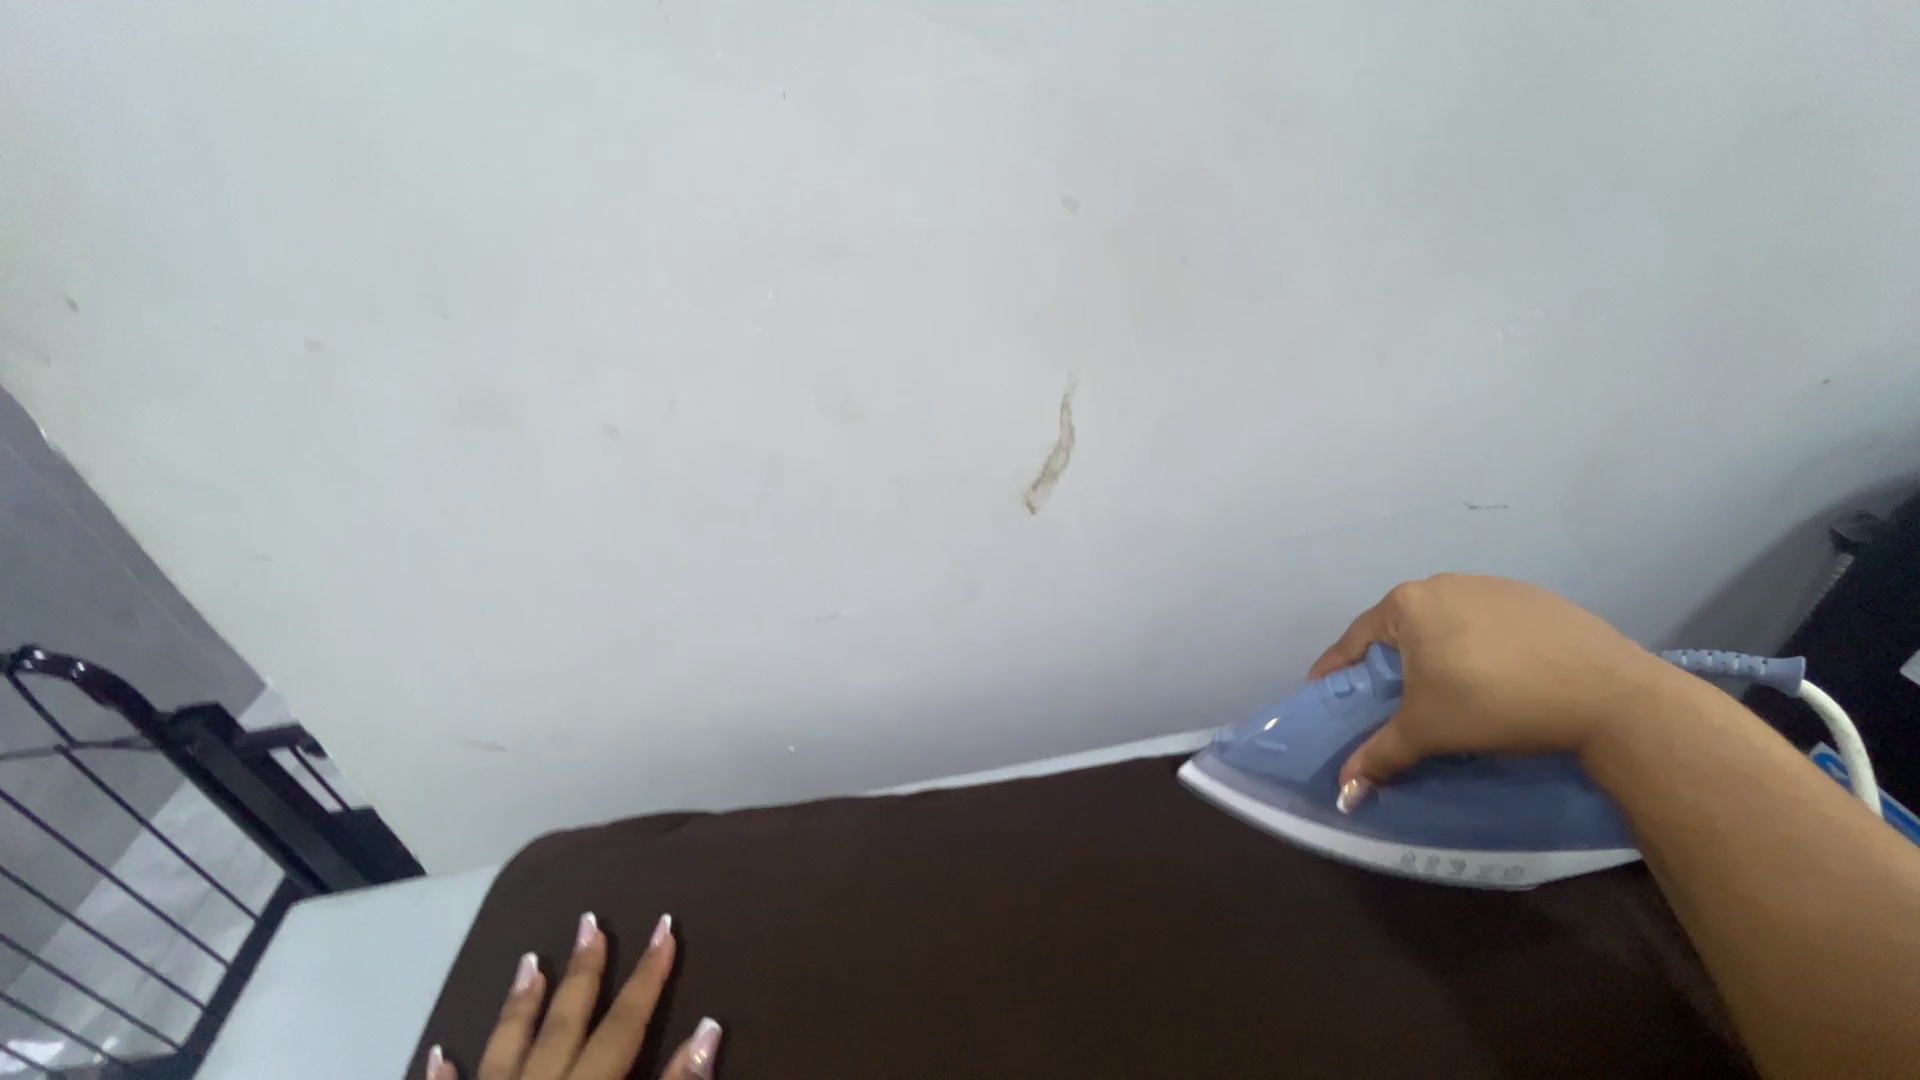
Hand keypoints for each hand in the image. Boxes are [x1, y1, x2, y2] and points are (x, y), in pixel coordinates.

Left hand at [423, 912, 720, 1079]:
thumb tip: (706, 1029)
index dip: (648, 974)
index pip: (623, 1025)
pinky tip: (439, 1052)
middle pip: (564, 1024)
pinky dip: (442, 1077)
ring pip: (505, 1050)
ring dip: (519, 1006)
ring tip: (528, 961)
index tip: (665, 925)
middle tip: (589, 920)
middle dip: (583, 971)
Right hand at [1309, 574, 1684, 803]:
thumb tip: (1344, 791)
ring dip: (1436, 652)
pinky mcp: (1537, 598)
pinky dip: (1480, 647)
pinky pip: (1488, 623)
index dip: (1335, 670)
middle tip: (1387, 698)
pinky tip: (1497, 677)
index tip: (1325, 692)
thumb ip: (1379, 755)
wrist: (1611, 697)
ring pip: (1445, 622)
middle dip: (1388, 662)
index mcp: (1408, 604)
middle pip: (1400, 627)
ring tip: (1445, 689)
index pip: (1355, 640)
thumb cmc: (1495, 703)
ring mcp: (1493, 586)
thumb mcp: (1428, 732)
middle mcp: (1444, 584)